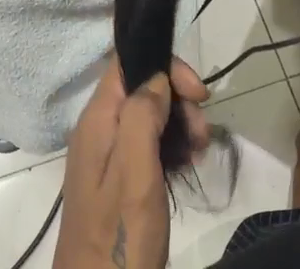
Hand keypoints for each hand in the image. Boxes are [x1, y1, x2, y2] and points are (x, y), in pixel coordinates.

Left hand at [54, 59, 210, 268]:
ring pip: (147, 118)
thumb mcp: (135, 171)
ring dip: (178, 125)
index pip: (126, 65)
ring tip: (199, 152)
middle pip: (140, 90)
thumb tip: (156, 78)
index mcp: (97, 120)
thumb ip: (141, 116)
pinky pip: (146, 146)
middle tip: (202, 134)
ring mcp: (106, 156)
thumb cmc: (119, 233)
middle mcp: (98, 130)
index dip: (164, 68)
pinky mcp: (118, 180)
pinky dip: (170, 148)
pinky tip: (187, 165)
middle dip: (178, 101)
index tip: (199, 93)